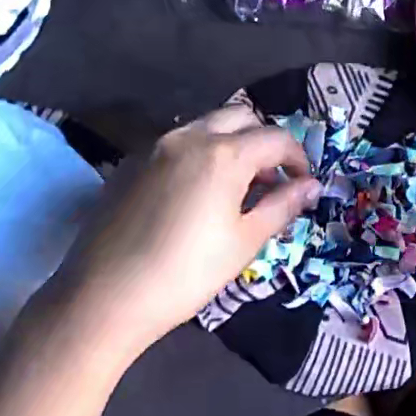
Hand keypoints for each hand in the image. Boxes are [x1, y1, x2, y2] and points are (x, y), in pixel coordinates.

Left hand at [54, 105, 319, 347]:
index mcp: (224, 154)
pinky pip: (177, 143)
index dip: (298, 159)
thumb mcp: (245, 241)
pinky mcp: (131, 163)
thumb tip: (312, 186)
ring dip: (232, 143)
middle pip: (241, 117)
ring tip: (236, 186)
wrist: (103, 299)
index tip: (303, 184)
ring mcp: (155, 147)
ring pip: (207, 125)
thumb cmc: (187, 274)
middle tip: (271, 179)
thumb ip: (283, 205)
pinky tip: (196, 194)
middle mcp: (190, 137)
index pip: (276, 138)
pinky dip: (200, 153)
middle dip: (264, 141)